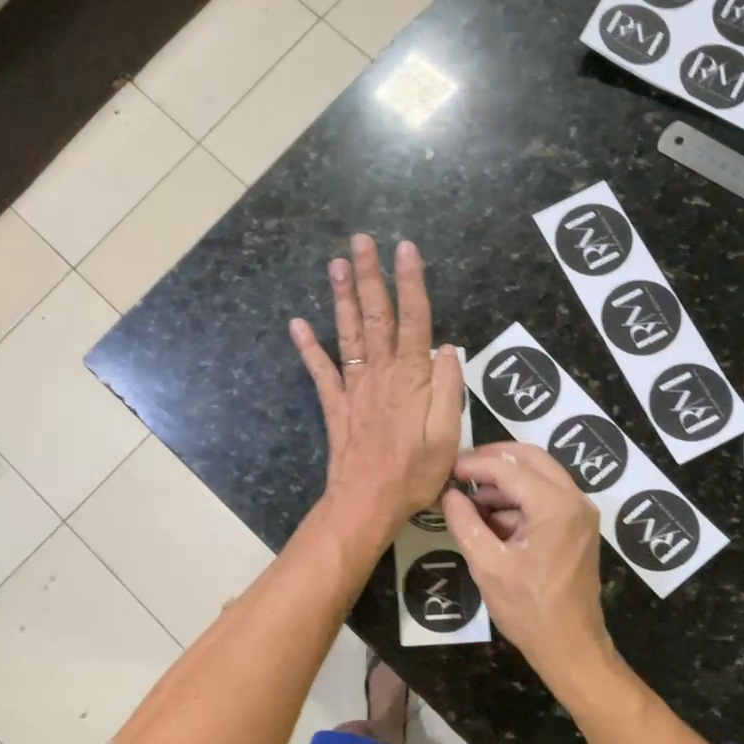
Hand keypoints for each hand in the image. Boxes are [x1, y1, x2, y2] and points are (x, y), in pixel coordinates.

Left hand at [290, 235, 464, 550]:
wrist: (366, 502)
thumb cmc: (413, 474)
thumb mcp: (447, 436)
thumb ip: (447, 389)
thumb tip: (446, 348)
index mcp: (411, 377)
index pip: (414, 319)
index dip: (410, 282)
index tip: (405, 248)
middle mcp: (380, 373)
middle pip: (375, 315)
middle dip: (369, 276)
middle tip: (361, 240)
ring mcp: (354, 387)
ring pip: (348, 333)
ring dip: (341, 297)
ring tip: (335, 263)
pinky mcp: (335, 405)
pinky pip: (320, 371)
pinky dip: (308, 347)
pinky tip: (297, 324)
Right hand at [441, 444, 611, 677]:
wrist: (570, 647)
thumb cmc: (528, 609)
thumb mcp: (487, 565)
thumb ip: (465, 522)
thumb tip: (449, 494)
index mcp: (556, 506)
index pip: (509, 468)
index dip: (474, 465)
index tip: (447, 468)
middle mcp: (575, 500)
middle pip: (531, 459)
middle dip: (494, 460)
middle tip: (460, 470)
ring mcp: (580, 514)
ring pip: (540, 477)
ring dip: (506, 481)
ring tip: (469, 498)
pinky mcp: (577, 528)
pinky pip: (546, 498)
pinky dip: (518, 500)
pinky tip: (490, 518)